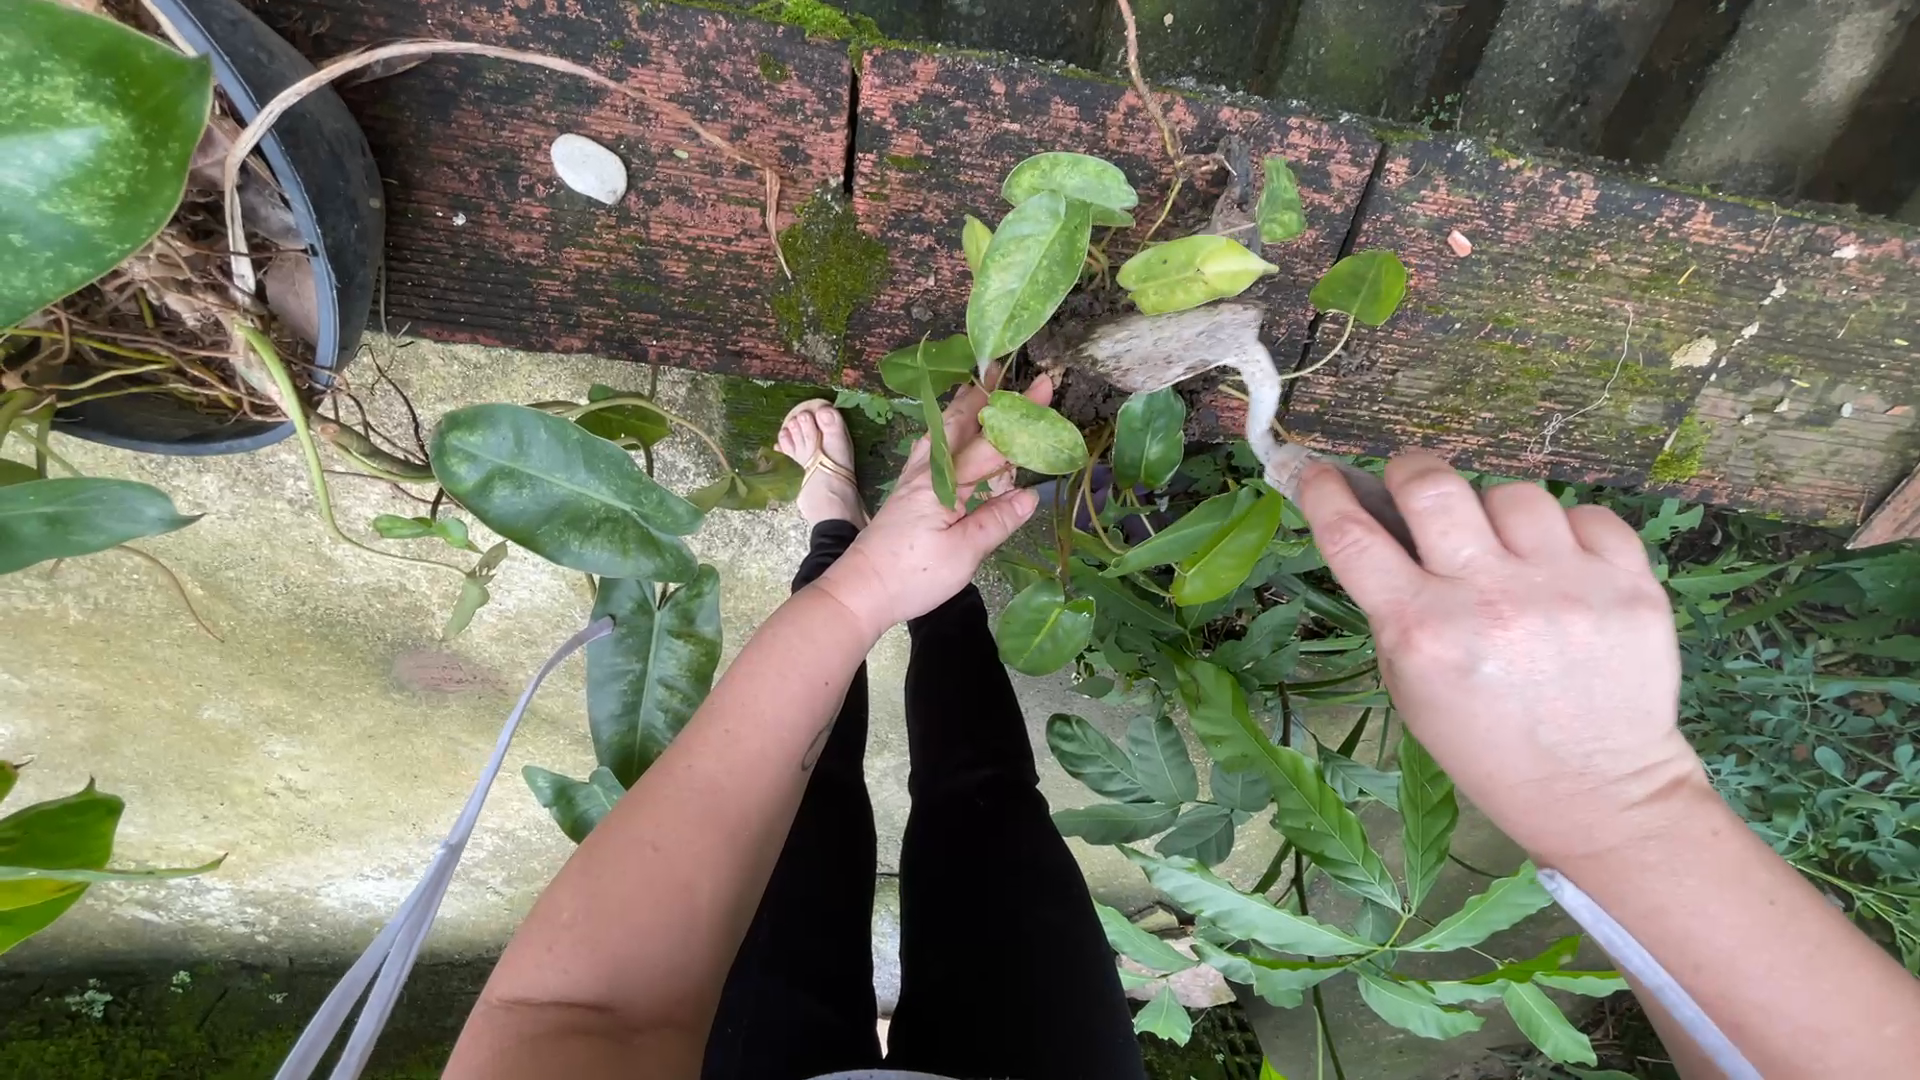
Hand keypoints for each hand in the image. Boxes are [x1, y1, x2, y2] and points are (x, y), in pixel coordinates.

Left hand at [812, 369, 1046, 636]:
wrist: (859, 591)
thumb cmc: (911, 576)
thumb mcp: (963, 554)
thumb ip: (996, 521)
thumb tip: (1030, 495)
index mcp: (945, 484)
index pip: (992, 444)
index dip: (1022, 416)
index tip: (1045, 383)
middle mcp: (926, 473)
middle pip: (960, 424)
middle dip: (984, 395)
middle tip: (1000, 367)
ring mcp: (912, 481)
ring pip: (940, 433)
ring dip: (961, 409)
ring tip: (975, 389)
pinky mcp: (905, 494)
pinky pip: (930, 450)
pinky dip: (945, 432)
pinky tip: (945, 436)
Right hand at [1294, 452, 1707, 863]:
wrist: (1595, 789)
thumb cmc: (1476, 738)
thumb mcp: (1404, 676)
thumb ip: (1393, 601)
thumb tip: (1384, 528)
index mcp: (1418, 629)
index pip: (1351, 535)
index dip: (1324, 493)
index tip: (1317, 472)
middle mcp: (1488, 598)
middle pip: (1433, 487)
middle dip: (1410, 470)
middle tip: (1410, 481)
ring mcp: (1566, 587)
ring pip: (1512, 492)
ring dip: (1490, 507)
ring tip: (1497, 542)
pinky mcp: (1632, 586)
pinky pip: (1586, 515)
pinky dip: (1561, 529)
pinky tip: (1555, 562)